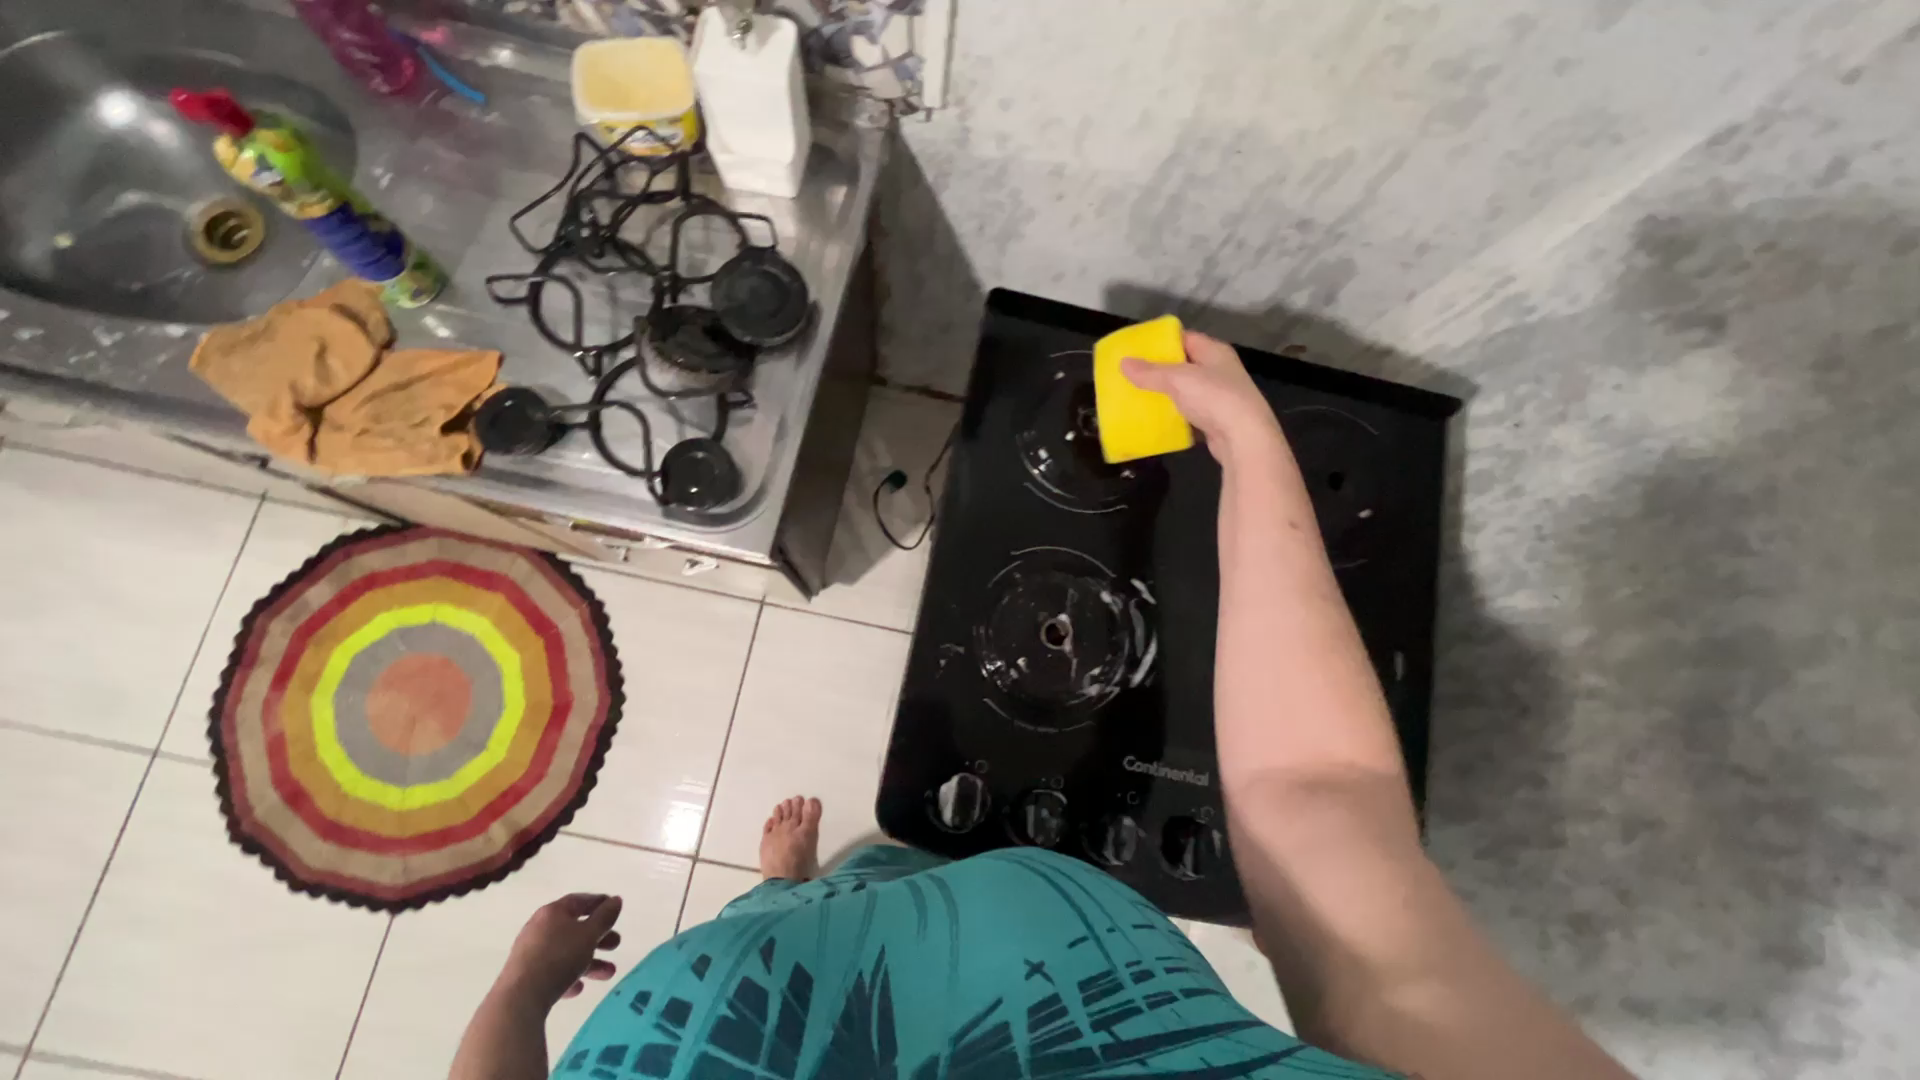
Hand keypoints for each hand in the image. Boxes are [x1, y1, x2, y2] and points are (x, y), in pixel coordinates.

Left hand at [496, 893, 622, 1010]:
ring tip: (607, 974)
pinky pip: (552, 971)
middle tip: (616, 945)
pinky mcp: (524, 976)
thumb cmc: (559, 958)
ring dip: (589, 961)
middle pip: (574, 928)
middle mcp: (539, 928)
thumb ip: (605, 917)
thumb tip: (615, 900)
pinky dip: (568, 976)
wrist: (519, 998)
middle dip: (599, 937)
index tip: (615, 910)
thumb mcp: (589, 935)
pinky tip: (578, 989)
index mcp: (553, 912)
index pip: (580, 900)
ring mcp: (529, 953)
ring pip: (566, 952)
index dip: (599, 903)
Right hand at [1121, 331, 1284, 466]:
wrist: (1244, 438)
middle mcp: (1220, 370)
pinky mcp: (1217, 420)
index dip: (1162, 341)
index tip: (1137, 348)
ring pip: (1187, 390)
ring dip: (1167, 394)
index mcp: (1215, 352)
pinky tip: (1158, 420)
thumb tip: (1123, 363)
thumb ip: (1150, 372)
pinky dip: (1175, 415)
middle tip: (1134, 374)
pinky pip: (1190, 413)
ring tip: (1141, 396)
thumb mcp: (1178, 379)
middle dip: (1160, 369)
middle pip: (1185, 364)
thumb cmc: (1214, 398)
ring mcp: (1220, 396)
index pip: (1185, 337)